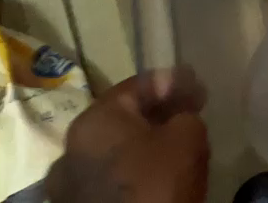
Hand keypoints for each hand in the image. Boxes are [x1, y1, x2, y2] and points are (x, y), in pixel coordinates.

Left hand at [45, 70, 208, 202]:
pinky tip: (155, 173)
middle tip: (189, 113)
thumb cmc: (157, 183)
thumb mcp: (189, 133)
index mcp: (94, 119)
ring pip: (113, 149)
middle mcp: (70, 147)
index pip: (140, 85)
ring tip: (174, 145)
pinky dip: (131, 169)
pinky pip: (107, 177)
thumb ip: (184, 112)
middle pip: (122, 117)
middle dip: (157, 113)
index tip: (200, 91)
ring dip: (142, 142)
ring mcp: (66, 185)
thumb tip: (177, 119)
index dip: (175, 82)